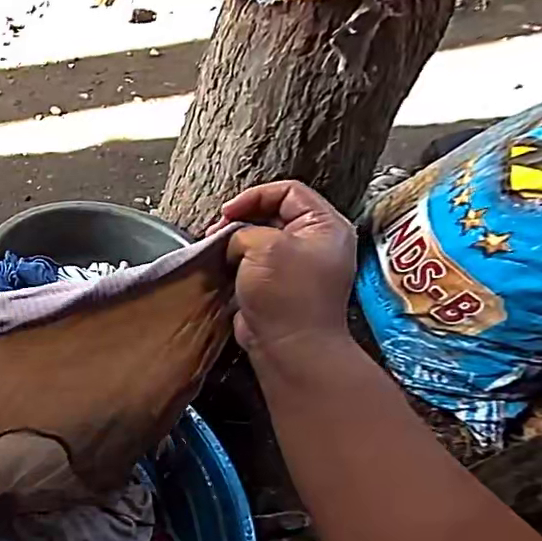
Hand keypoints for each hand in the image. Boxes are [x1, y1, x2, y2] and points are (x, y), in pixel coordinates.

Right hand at [215, 181, 357, 352]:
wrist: (290, 347)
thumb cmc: (287, 297)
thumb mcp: (264, 247)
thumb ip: (245, 231)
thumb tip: (233, 241)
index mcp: (325, 226)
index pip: (289, 192)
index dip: (255, 197)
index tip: (228, 213)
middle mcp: (315, 244)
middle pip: (273, 215)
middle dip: (242, 221)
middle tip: (217, 232)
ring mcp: (297, 267)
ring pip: (261, 241)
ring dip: (235, 244)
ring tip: (217, 252)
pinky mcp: (279, 287)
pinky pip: (255, 265)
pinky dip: (237, 265)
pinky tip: (223, 270)